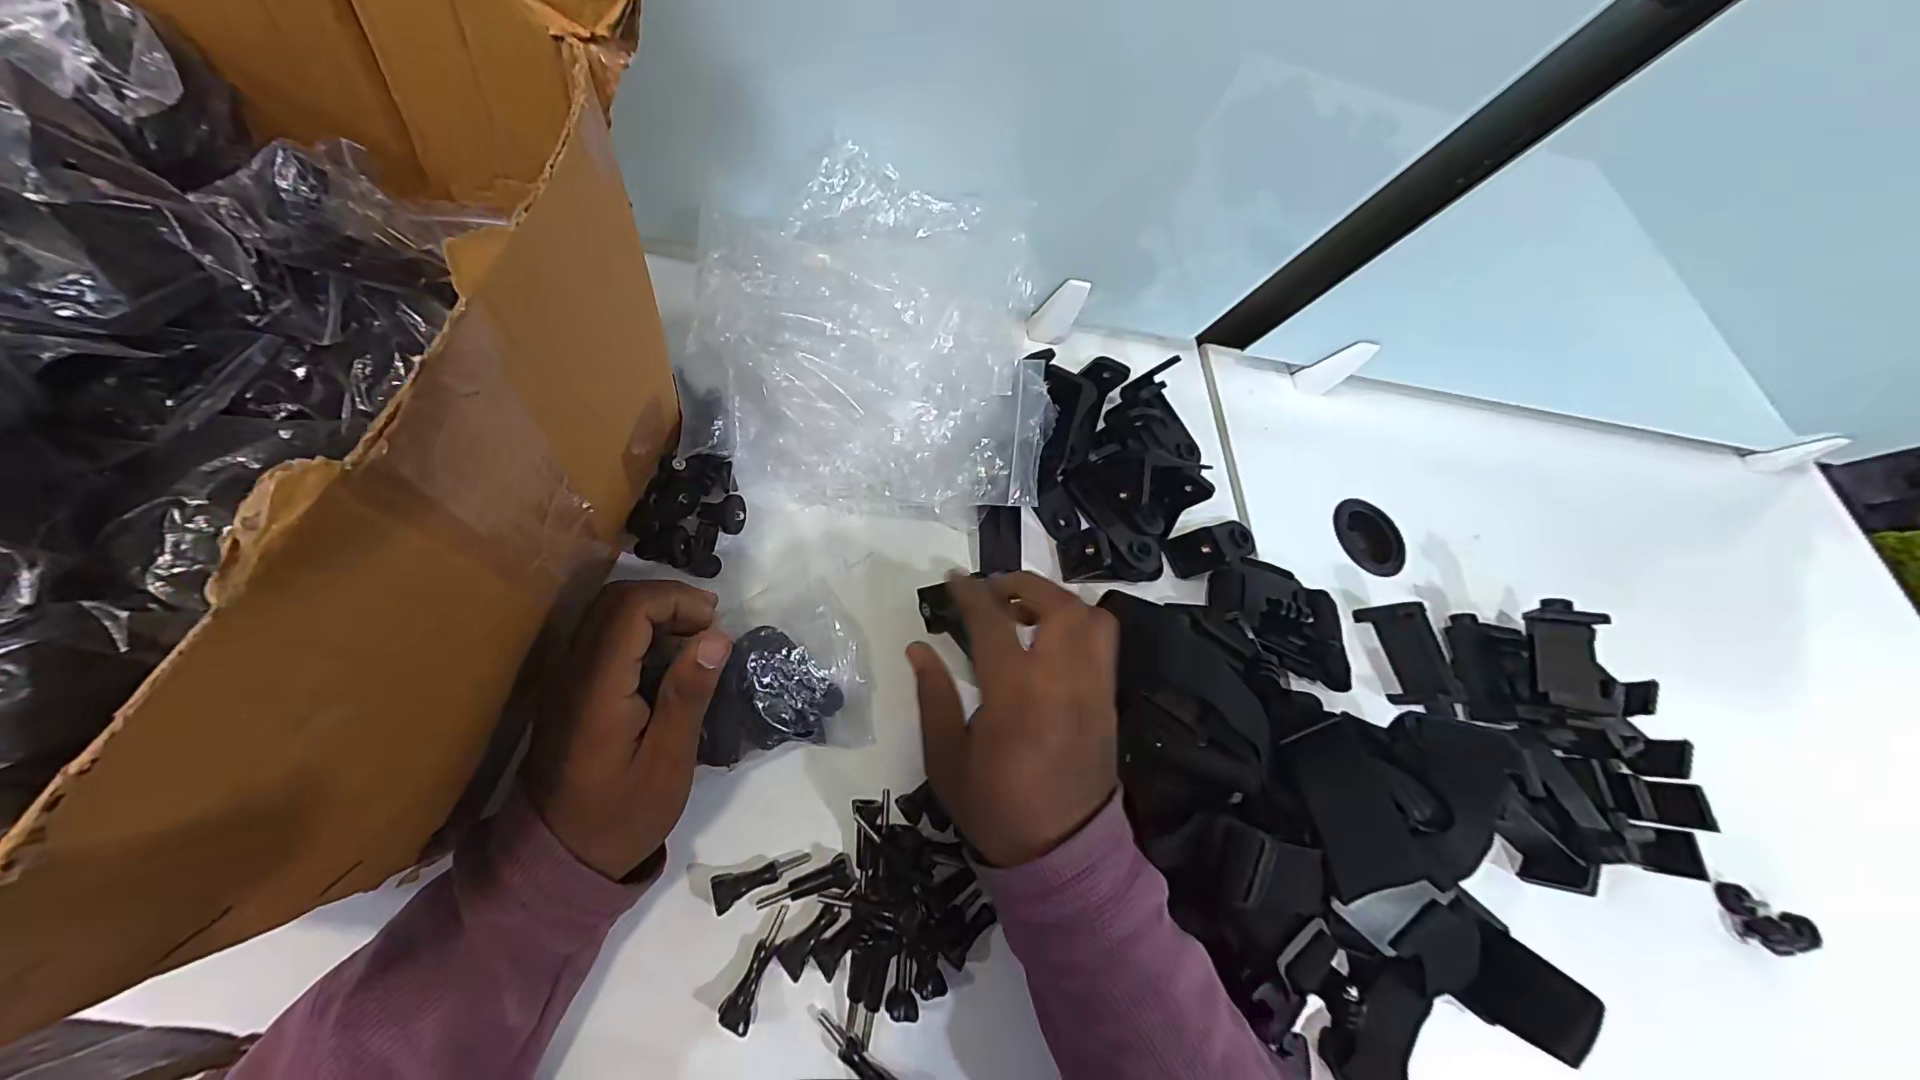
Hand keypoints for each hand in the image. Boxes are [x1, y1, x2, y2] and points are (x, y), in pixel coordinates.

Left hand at [523, 580, 733, 880]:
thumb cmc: (621, 816)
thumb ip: (688, 696)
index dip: (676, 600)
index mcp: (596, 689)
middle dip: (668, 599)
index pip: (629, 609)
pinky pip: (603, 636)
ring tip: (695, 638)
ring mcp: (565, 679)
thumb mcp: (668, 764)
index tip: (714, 622)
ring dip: (656, 612)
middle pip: (615, 600)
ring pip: (606, 613)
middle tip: (709, 626)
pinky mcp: (569, 689)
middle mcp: (572, 672)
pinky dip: (641, 630)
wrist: (557, 858)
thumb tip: (717, 636)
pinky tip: (668, 657)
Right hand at [908, 571, 1120, 866]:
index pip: (993, 623)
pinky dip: (1080, 625)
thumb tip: (919, 649)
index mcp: (1015, 693)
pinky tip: (1053, 642)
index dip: (971, 594)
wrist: (1062, 854)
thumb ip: (934, 697)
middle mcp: (1062, 680)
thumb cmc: (995, 807)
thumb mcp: (947, 758)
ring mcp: (1093, 689)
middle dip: (1024, 584)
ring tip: (1028, 611)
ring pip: (1092, 618)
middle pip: (1057, 605)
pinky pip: (1104, 645)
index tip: (956, 579)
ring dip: (1059, 600)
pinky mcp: (1109, 701)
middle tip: (996, 590)